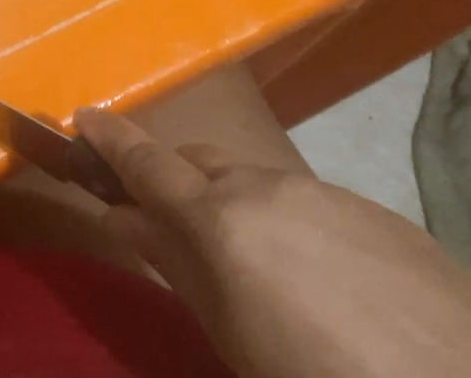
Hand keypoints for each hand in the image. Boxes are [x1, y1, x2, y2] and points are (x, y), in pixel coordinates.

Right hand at [74, 107, 470, 377]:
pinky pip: (316, 204)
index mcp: (221, 217)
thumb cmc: (323, 377)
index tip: (82, 117)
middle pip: (202, 162)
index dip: (110, 138)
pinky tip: (332, 285)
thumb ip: (175, 266)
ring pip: (260, 182)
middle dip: (179, 181)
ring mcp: (332, 196)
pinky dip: (296, 225)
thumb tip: (125, 218)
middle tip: (180, 228)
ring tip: (267, 272)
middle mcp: (269, 187)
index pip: (147, 162)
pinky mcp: (387, 218)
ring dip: (241, 206)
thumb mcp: (233, 337)